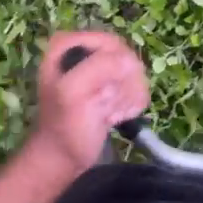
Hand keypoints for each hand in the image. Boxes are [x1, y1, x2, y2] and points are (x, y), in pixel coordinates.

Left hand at [25, 31, 148, 176]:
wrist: (64, 158)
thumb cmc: (65, 126)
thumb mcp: (72, 92)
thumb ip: (99, 67)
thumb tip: (130, 62)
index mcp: (70, 44)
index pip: (113, 44)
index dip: (115, 69)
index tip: (104, 91)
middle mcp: (85, 51)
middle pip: (127, 57)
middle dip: (122, 85)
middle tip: (104, 105)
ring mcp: (100, 69)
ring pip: (135, 72)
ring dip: (126, 97)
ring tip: (106, 113)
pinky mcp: (112, 85)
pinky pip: (138, 85)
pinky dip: (131, 104)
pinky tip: (113, 116)